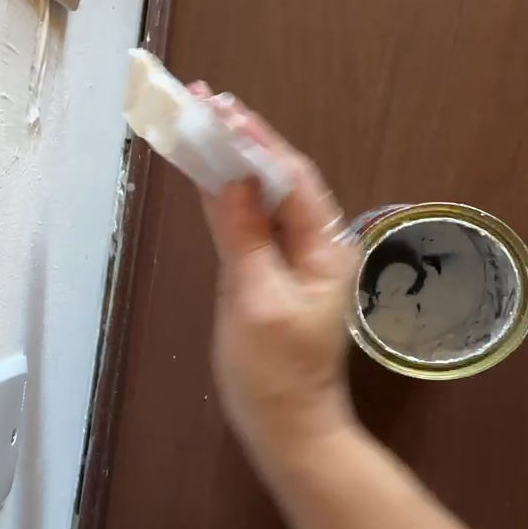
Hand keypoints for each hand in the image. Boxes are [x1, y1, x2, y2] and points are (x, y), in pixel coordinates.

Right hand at [192, 87, 362, 468]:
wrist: (285, 426)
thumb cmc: (275, 372)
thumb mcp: (257, 300)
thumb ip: (245, 236)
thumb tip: (231, 178)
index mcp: (325, 248)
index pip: (290, 178)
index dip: (255, 141)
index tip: (220, 108)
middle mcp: (314, 245)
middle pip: (277, 180)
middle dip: (242, 140)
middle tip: (204, 101)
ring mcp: (290, 260)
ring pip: (261, 198)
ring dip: (233, 161)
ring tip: (202, 123)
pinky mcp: (266, 274)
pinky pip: (249, 223)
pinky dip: (227, 196)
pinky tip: (209, 173)